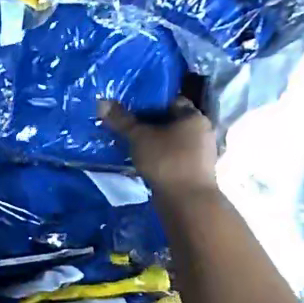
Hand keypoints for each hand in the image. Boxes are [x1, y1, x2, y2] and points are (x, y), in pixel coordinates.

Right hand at [99, 97, 218, 195]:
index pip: (172, 101)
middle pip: (172, 121)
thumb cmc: (166, 161)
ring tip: (132, 143)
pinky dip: (160, 156)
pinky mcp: (195, 171)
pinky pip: (174, 156)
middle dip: (150, 123)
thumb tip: (101, 102)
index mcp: (194, 117)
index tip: (131, 107)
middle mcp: (202, 132)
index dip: (151, 102)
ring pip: (172, 141)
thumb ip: (121, 120)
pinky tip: (143, 160)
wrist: (187, 202)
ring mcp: (201, 153)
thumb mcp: (139, 137)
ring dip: (155, 142)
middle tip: (127, 125)